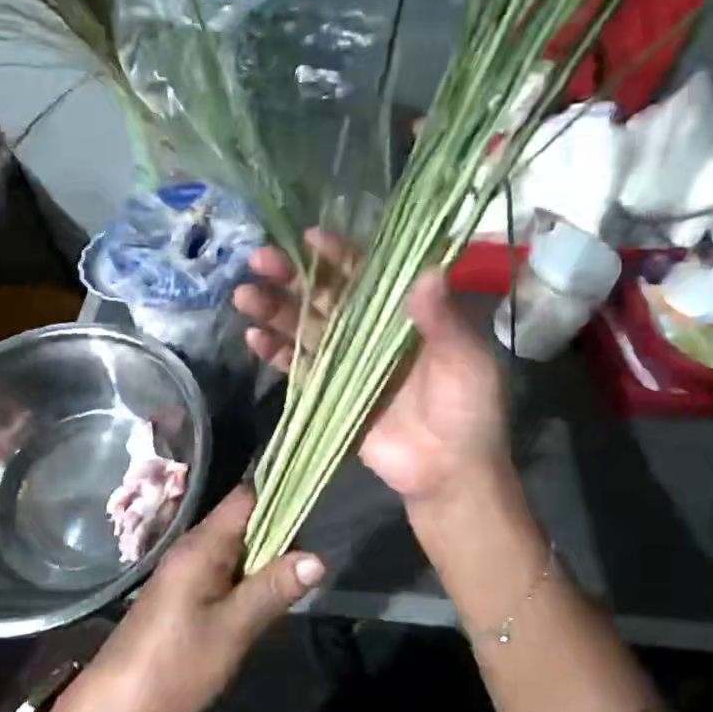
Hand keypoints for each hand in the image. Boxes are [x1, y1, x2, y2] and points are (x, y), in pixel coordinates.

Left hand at [42, 486, 323, 711]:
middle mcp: (193, 545)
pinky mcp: (184, 588)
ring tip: (299, 572)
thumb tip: (318, 557)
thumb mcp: (232, 630)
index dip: (282, 492)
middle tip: (315, 550)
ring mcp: (186, 567)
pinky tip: (266, 594)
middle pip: (244, 518)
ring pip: (236, 543)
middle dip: (281, 528)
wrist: (111, 706)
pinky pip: (224, 565)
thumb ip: (273, 590)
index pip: (247, 496)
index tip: (316, 501)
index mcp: (202, 545)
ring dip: (266, 553)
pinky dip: (248, 571)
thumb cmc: (173, 665)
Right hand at [235, 230, 510, 502]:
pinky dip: (276, 352)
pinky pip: (298, 366)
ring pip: (304, 325)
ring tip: (244, 295)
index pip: (366, 274)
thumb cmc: (468, 410)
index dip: (338, 255)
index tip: (310, 238)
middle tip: (259, 260)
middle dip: (291, 275)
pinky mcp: (328, 391)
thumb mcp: (466, 360)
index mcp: (402, 313)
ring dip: (274, 309)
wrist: (450, 473)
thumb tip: (428, 271)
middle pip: (325, 294)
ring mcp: (346, 361)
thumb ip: (444, 320)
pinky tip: (254, 338)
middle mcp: (369, 329)